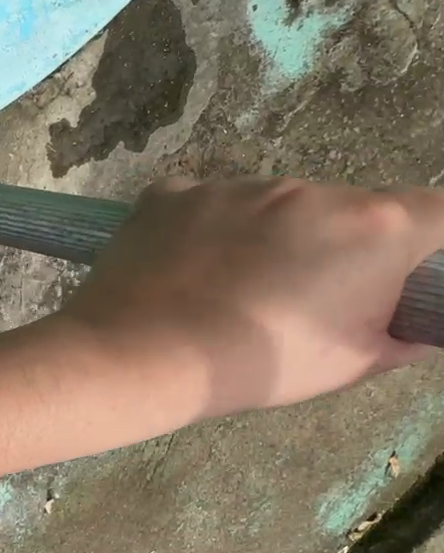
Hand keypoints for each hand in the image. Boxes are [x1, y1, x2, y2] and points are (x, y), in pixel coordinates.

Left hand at [58, 177, 443, 416]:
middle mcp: (304, 192)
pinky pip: (193, 201)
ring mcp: (227, 189)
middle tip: (286, 291)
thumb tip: (411, 325)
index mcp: (375, 225)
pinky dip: (193, 224)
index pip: (435, 213)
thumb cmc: (252, 363)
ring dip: (257, 231)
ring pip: (262, 204)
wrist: (137, 356)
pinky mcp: (164, 196)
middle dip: (325, 243)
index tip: (391, 271)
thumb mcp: (354, 360)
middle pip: (337, 209)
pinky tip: (179, 260)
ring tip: (221, 282)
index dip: (417, 244)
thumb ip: (399, 331)